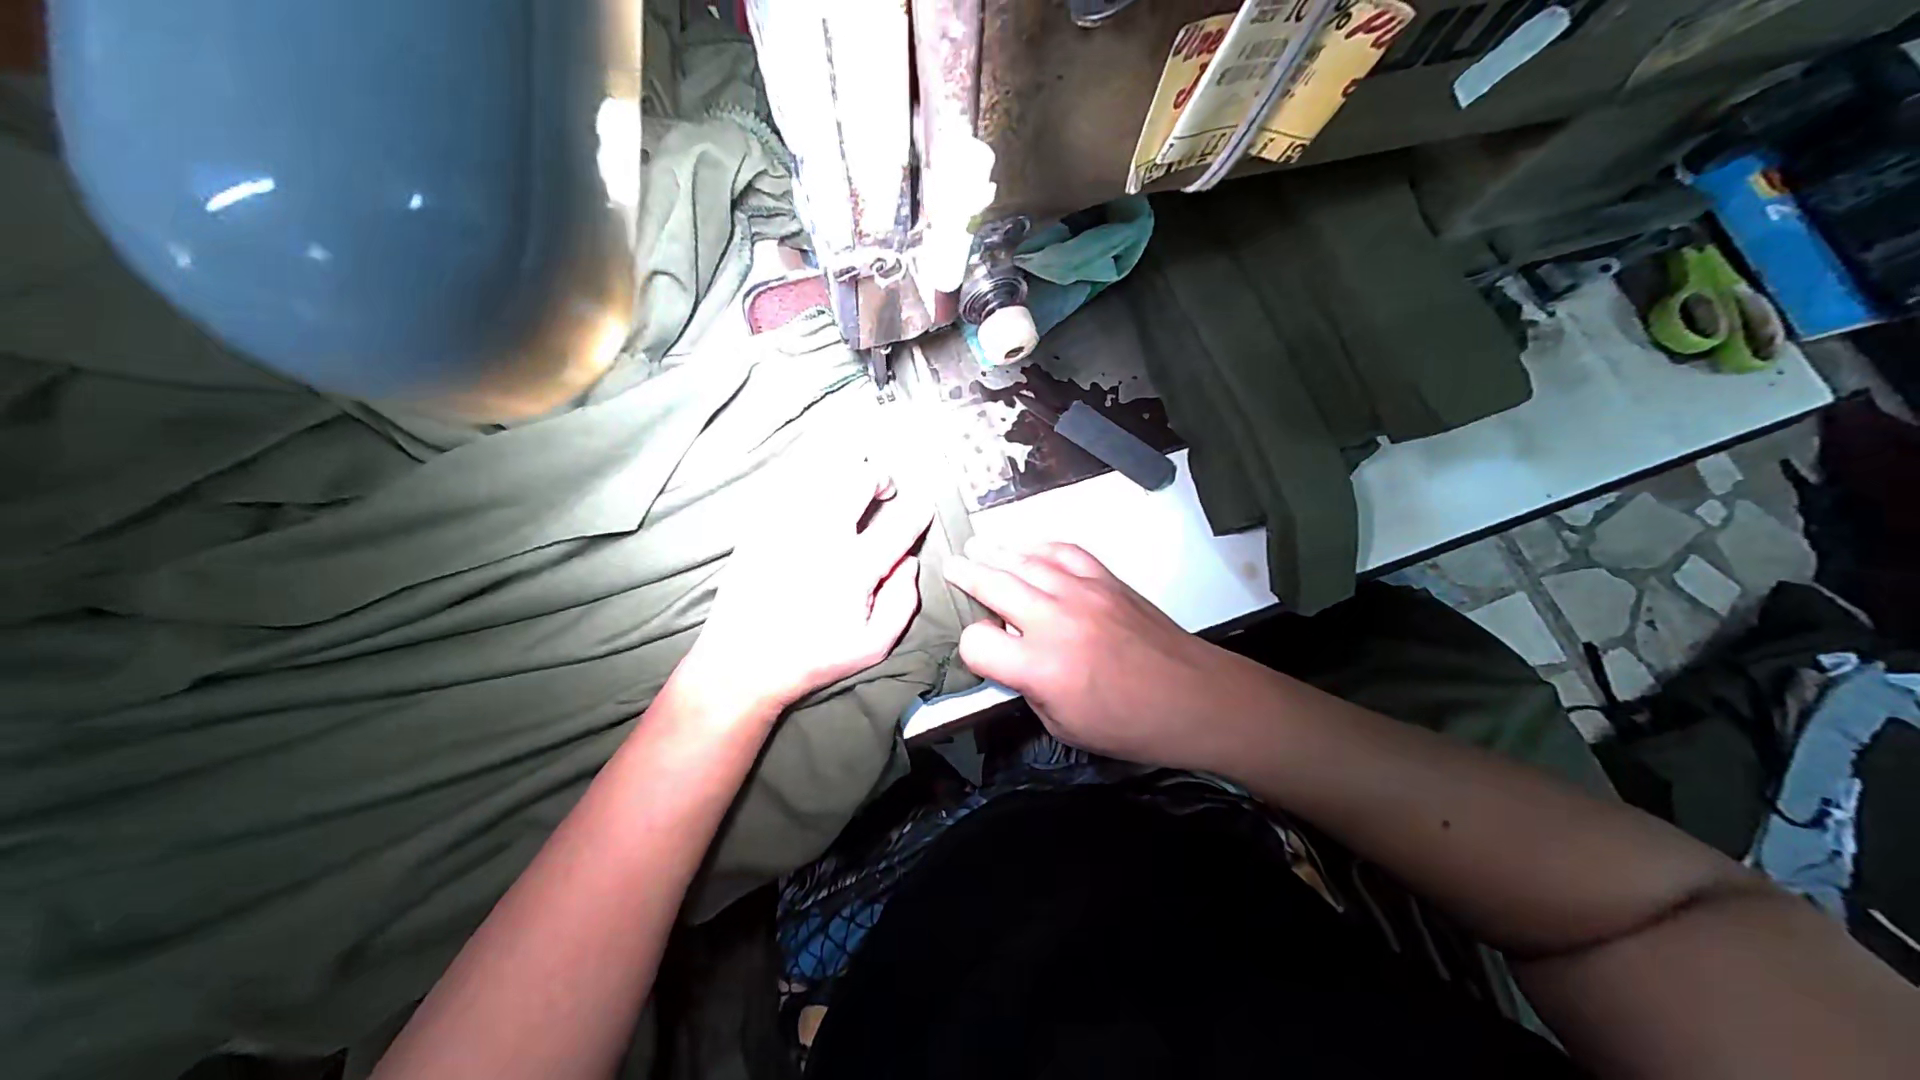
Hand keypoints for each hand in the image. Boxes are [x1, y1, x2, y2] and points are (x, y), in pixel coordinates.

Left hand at [683, 457, 930, 716]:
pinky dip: (808, 474)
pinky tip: (816, 487)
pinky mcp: (759, 524)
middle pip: (859, 478)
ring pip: (821, 470)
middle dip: (880, 476)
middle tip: (884, 489)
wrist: (741, 662)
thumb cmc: (811, 658)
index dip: (918, 510)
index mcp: (854, 568)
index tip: (922, 506)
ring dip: (845, 469)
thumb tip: (909, 562)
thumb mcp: (872, 646)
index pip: (900, 524)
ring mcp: (786, 526)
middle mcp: (822, 537)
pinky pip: (787, 481)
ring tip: (850, 481)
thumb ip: (902, 602)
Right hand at [946, 539, 1265, 770]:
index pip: (977, 642)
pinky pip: (1063, 551)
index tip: (982, 652)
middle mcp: (1054, 621)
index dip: (972, 649)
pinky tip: (1026, 548)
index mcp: (1040, 667)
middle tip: (952, 566)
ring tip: (977, 549)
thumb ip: (1027, 688)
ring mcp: (1082, 594)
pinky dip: (1039, 546)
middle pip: (993, 584)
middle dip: (966, 575)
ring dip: (995, 552)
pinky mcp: (1106, 581)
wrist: (1192, 697)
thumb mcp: (1063, 725)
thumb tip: (1011, 659)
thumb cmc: (1130, 724)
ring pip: (1024, 560)